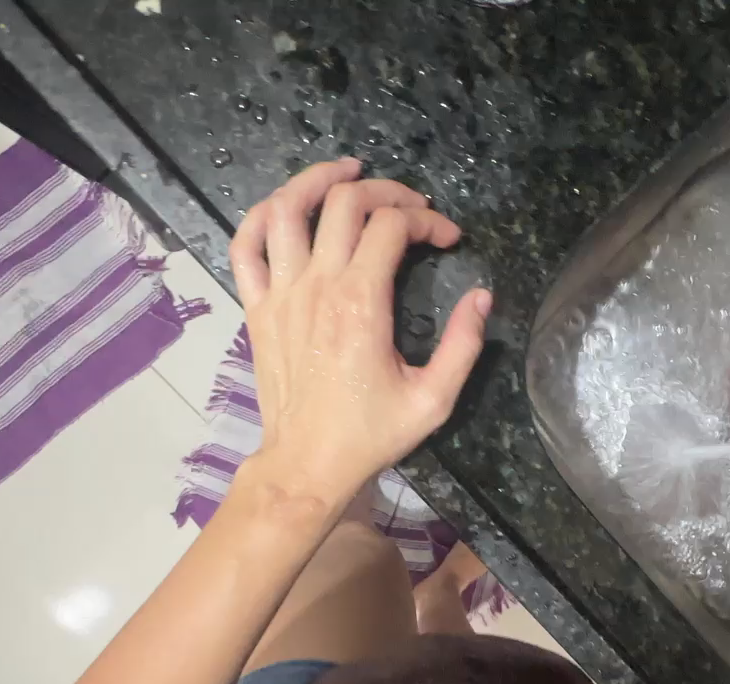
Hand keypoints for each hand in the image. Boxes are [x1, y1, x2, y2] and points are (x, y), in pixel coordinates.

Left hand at [229, 159, 491, 509]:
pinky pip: (246, 246)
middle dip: (387, 191)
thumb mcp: (433, 400)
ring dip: (319, 180)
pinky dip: (263, 216)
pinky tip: (285, 208)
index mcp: (362, 303)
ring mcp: (280, 293)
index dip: (428, 221)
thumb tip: (482, 297)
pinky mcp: (257, 308)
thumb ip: (463, 345)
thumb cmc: (371, 434)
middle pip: (346, 203)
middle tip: (412, 206)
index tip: (449, 239)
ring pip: (289, 208)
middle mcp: (317, 286)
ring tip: (347, 172)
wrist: (308, 464)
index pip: (393, 227)